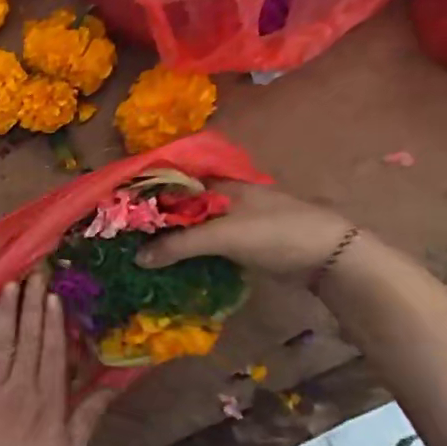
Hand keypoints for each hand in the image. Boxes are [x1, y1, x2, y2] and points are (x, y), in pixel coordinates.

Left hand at [0, 272, 116, 445]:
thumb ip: (89, 415)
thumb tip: (113, 386)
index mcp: (48, 400)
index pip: (52, 352)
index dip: (54, 322)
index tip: (55, 296)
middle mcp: (20, 386)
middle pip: (28, 339)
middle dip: (32, 305)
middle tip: (36, 275)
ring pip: (2, 342)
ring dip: (6, 312)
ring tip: (10, 284)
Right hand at [137, 183, 358, 279]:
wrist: (329, 256)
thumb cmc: (274, 232)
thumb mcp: (223, 235)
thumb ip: (179, 245)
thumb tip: (137, 259)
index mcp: (219, 183)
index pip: (171, 182)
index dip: (145, 194)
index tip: (117, 209)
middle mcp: (223, 197)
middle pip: (179, 205)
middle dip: (153, 219)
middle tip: (122, 236)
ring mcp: (233, 220)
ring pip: (191, 225)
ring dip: (169, 238)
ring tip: (137, 252)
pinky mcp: (241, 242)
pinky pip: (204, 243)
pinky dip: (187, 251)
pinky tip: (169, 263)